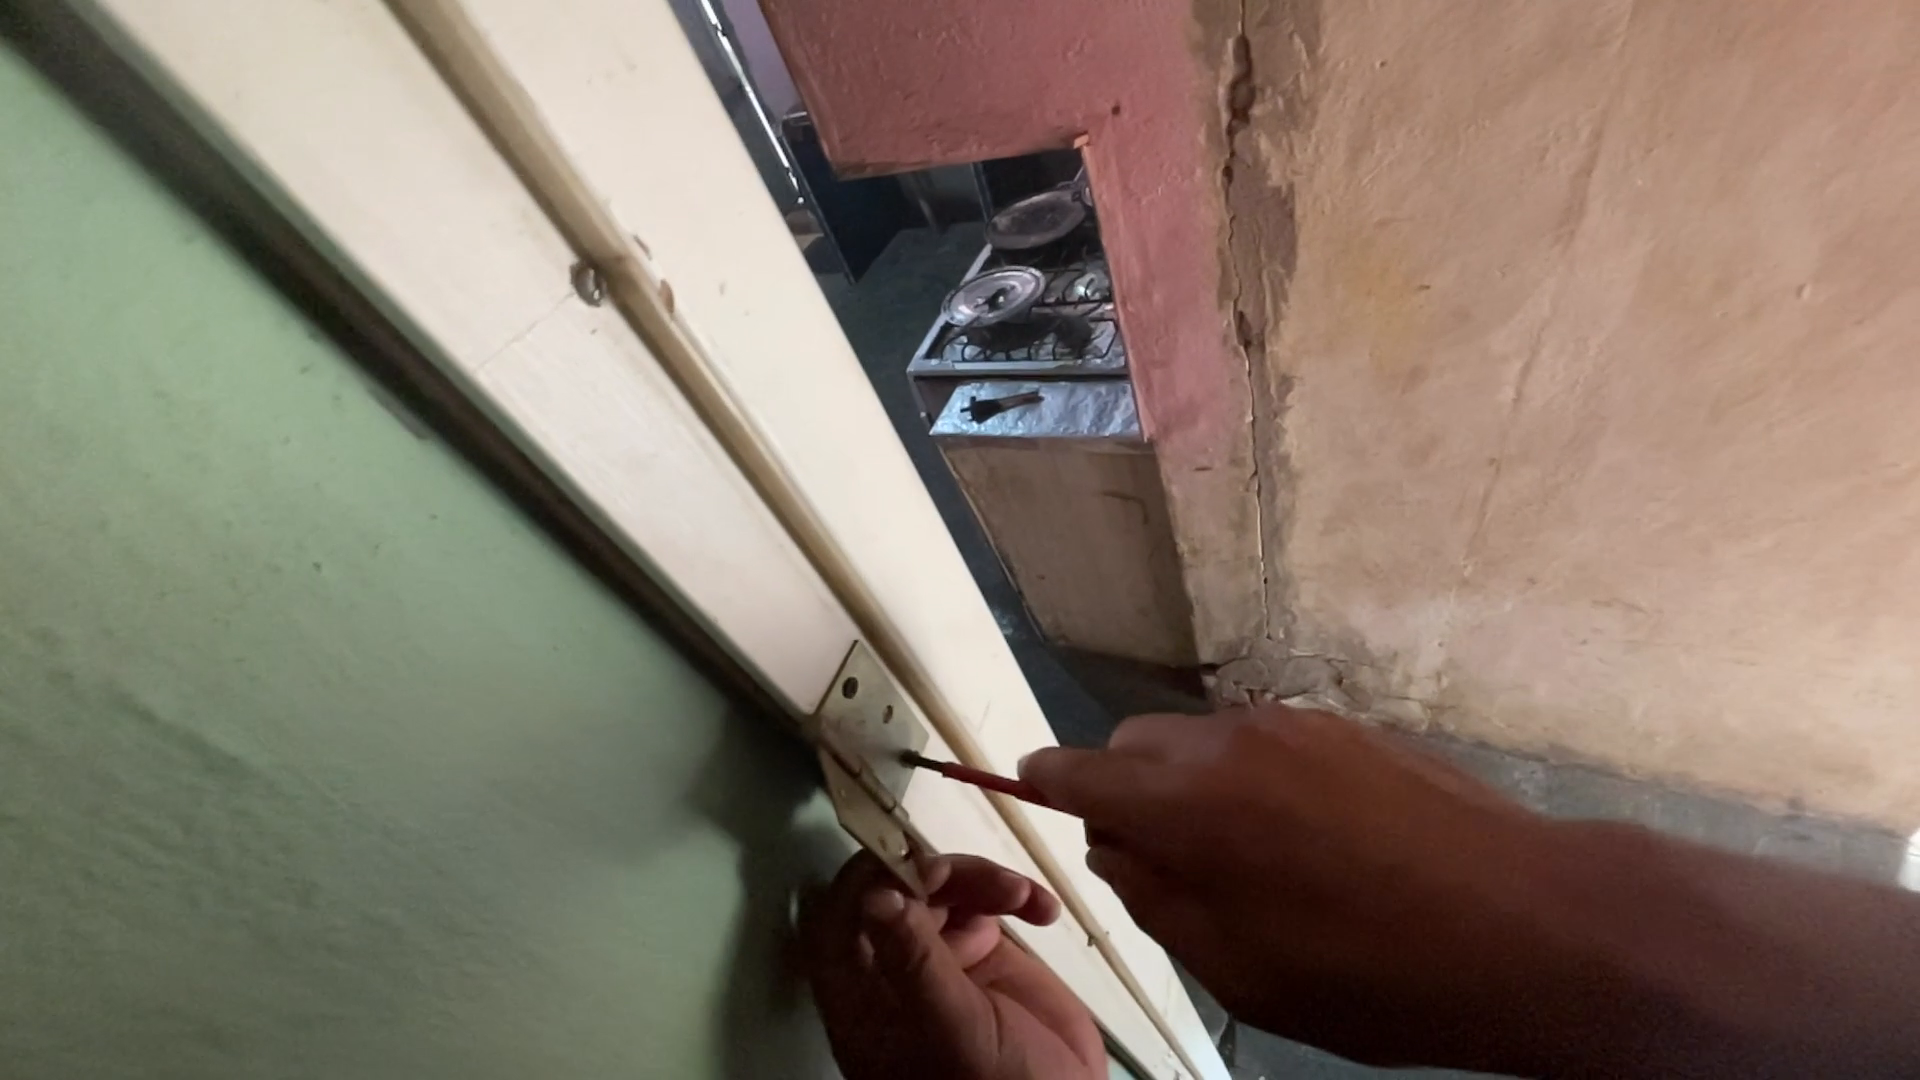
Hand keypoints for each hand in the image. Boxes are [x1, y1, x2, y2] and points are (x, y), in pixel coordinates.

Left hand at [800, 851, 1104, 1079]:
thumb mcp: (955, 1033)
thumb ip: (915, 963)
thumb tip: (873, 895)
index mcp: (864, 998)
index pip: (840, 919)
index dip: (868, 878)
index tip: (914, 858)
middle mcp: (893, 970)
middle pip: (898, 890)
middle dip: (944, 873)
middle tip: (989, 881)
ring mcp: (939, 957)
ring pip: (943, 886)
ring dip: (984, 878)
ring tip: (1023, 897)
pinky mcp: (983, 950)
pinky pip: (987, 899)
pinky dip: (1017, 894)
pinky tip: (1045, 911)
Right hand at [1019, 705, 1584, 1072]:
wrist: (1533, 922)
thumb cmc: (1372, 969)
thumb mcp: (1240, 968)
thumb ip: (1154, 896)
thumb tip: (1113, 845)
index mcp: (1186, 804)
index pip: (1081, 772)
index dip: (1045, 776)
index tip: (1026, 779)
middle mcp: (1221, 743)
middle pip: (1131, 742)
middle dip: (1120, 784)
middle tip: (1158, 846)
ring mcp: (1282, 723)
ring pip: (1192, 736)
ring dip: (1184, 778)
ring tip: (1244, 845)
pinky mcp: (1334, 721)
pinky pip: (1253, 737)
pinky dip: (1241, 770)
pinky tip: (1304, 827)